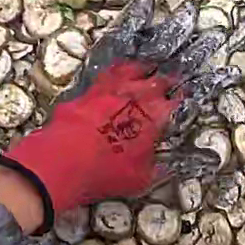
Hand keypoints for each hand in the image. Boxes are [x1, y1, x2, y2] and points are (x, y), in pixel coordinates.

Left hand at [0, 61, 179, 227]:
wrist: (60, 161)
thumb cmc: (103, 172)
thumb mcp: (138, 179)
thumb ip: (153, 168)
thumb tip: (162, 167)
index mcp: (153, 117)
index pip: (173, 102)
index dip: (180, 98)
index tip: (183, 95)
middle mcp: (133, 97)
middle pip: (154, 81)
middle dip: (164, 79)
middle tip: (170, 75)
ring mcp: (107, 91)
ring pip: (128, 71)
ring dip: (138, 68)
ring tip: (144, 65)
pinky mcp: (85, 93)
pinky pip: (104, 77)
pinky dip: (112, 73)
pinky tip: (112, 73)